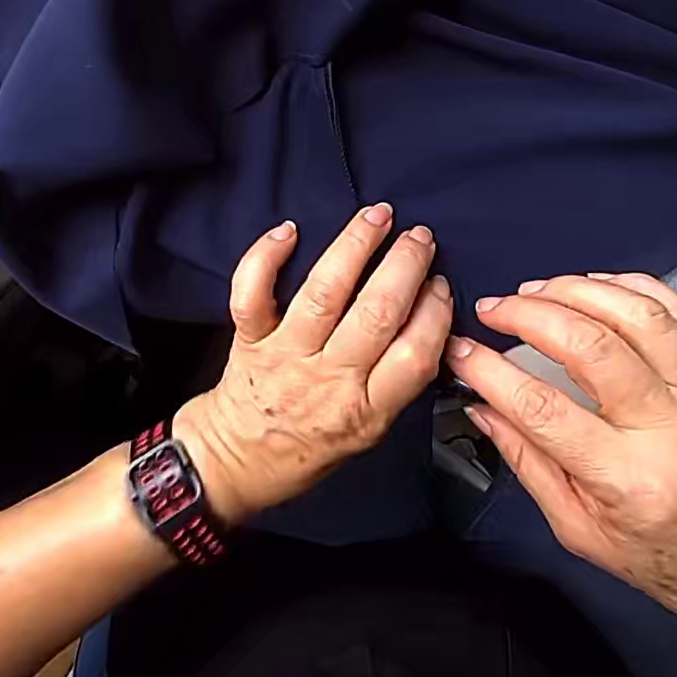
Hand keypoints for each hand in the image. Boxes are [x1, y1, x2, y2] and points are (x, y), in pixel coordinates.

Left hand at [175, 204, 454, 525]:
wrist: (236, 460)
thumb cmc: (301, 450)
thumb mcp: (364, 436)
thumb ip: (392, 388)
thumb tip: (425, 329)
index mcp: (365, 412)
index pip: (415, 354)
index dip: (434, 311)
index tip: (440, 283)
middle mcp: (327, 381)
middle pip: (376, 314)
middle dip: (404, 266)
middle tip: (419, 238)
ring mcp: (285, 357)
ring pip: (324, 293)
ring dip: (355, 247)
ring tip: (377, 217)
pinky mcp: (249, 342)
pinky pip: (253, 294)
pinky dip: (266, 259)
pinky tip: (288, 231)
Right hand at [444, 273, 676, 676]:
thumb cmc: (667, 557)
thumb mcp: (576, 529)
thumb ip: (525, 461)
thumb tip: (482, 408)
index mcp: (627, 480)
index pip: (542, 408)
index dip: (488, 371)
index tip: (460, 352)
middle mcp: (670, 432)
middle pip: (594, 347)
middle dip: (529, 315)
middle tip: (491, 310)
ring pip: (641, 318)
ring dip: (577, 291)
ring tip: (534, 290)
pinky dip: (633, 287)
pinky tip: (593, 285)